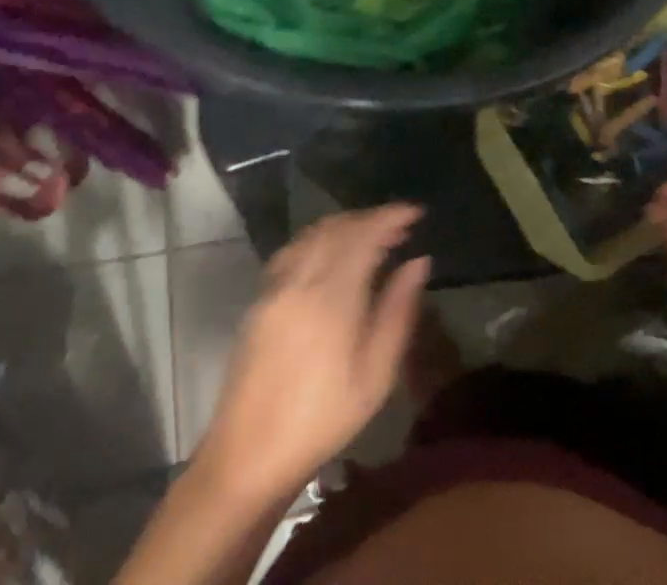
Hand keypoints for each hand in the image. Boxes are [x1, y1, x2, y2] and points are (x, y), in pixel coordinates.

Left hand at [196, 205, 430, 499]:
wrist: (249, 453)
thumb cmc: (323, 419)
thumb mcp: (375, 374)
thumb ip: (397, 311)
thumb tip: (417, 264)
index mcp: (331, 297)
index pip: (363, 236)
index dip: (390, 218)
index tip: (416, 212)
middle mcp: (298, 282)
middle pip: (335, 229)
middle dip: (369, 219)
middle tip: (399, 225)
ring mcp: (273, 290)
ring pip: (310, 237)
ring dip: (342, 226)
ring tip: (371, 236)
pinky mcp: (258, 302)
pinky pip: (291, 252)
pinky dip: (317, 241)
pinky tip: (330, 255)